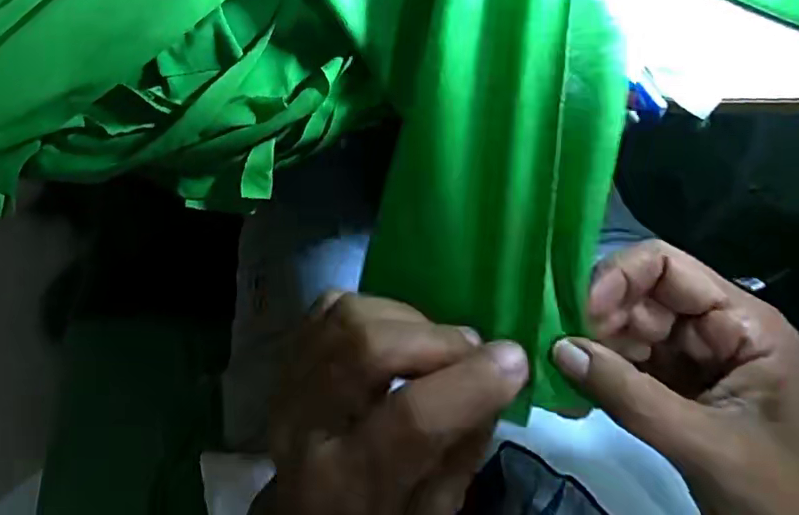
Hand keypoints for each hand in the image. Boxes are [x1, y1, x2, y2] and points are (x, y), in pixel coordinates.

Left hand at [255, 291, 530, 514]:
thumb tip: (494, 375)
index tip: (513, 360)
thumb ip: (460, 448)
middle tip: (473, 349)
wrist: (302, 509)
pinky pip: (330, 304)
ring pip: (348, 315)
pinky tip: (398, 330)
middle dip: (433, 338)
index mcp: (347, 485)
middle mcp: (305, 423)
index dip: (467, 383)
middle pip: (367, 348)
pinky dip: (373, 307)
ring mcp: (287, 379)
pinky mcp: (285, 351)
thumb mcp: (430, 512)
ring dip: (406, 318)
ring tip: (438, 342)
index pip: (409, 419)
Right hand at [552, 241, 798, 514]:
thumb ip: (630, 395)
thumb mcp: (708, 447)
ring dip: (591, 348)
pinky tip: (573, 391)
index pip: (664, 265)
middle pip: (638, 295)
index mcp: (740, 323)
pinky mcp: (681, 391)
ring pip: (626, 328)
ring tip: (560, 375)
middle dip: (597, 319)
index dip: (617, 277)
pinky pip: (628, 364)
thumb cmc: (787, 499)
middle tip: (561, 350)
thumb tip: (556, 347)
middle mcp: (716, 329)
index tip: (581, 312)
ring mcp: (697, 360)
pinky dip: (599, 374)